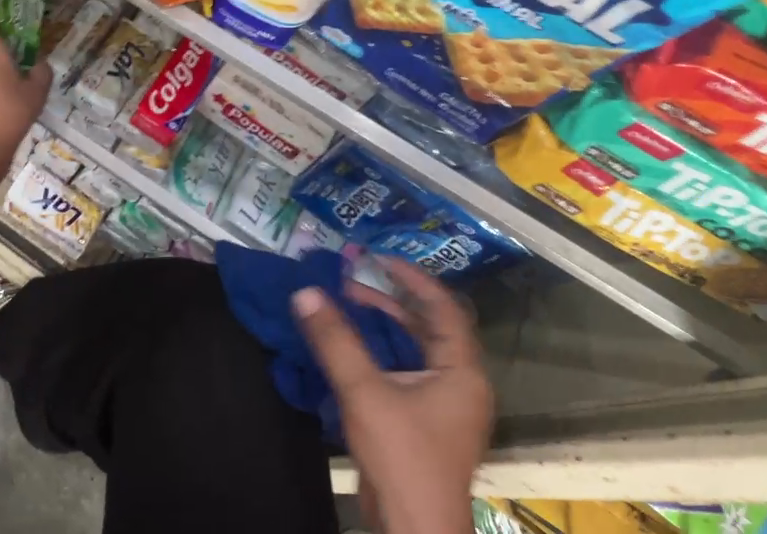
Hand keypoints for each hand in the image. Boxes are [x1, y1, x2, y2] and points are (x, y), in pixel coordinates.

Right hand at [292, 256, 492, 533]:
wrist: (413, 527)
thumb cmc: (402, 455)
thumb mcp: (364, 391)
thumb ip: (335, 340)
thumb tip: (305, 293)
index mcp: (461, 371)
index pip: (443, 308)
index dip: (411, 278)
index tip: (376, 258)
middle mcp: (461, 383)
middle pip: (431, 327)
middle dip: (391, 299)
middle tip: (352, 279)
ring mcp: (446, 406)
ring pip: (418, 350)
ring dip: (384, 325)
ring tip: (347, 304)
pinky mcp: (429, 423)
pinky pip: (409, 371)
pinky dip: (383, 352)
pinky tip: (352, 347)